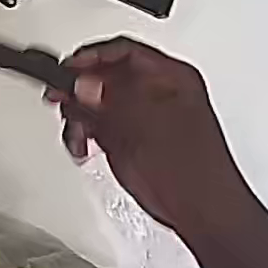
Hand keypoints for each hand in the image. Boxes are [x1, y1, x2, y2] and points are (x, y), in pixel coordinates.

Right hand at [51, 37, 252, 234]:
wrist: (205, 216)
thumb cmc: (191, 171)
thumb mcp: (138, 126)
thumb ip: (105, 101)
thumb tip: (80, 83)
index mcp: (171, 77)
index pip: (123, 51)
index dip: (90, 57)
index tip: (66, 69)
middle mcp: (160, 92)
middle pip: (108, 76)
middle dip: (81, 90)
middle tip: (61, 98)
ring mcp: (148, 116)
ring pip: (102, 102)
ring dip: (81, 115)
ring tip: (75, 133)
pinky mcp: (138, 138)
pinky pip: (104, 124)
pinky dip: (88, 132)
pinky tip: (84, 145)